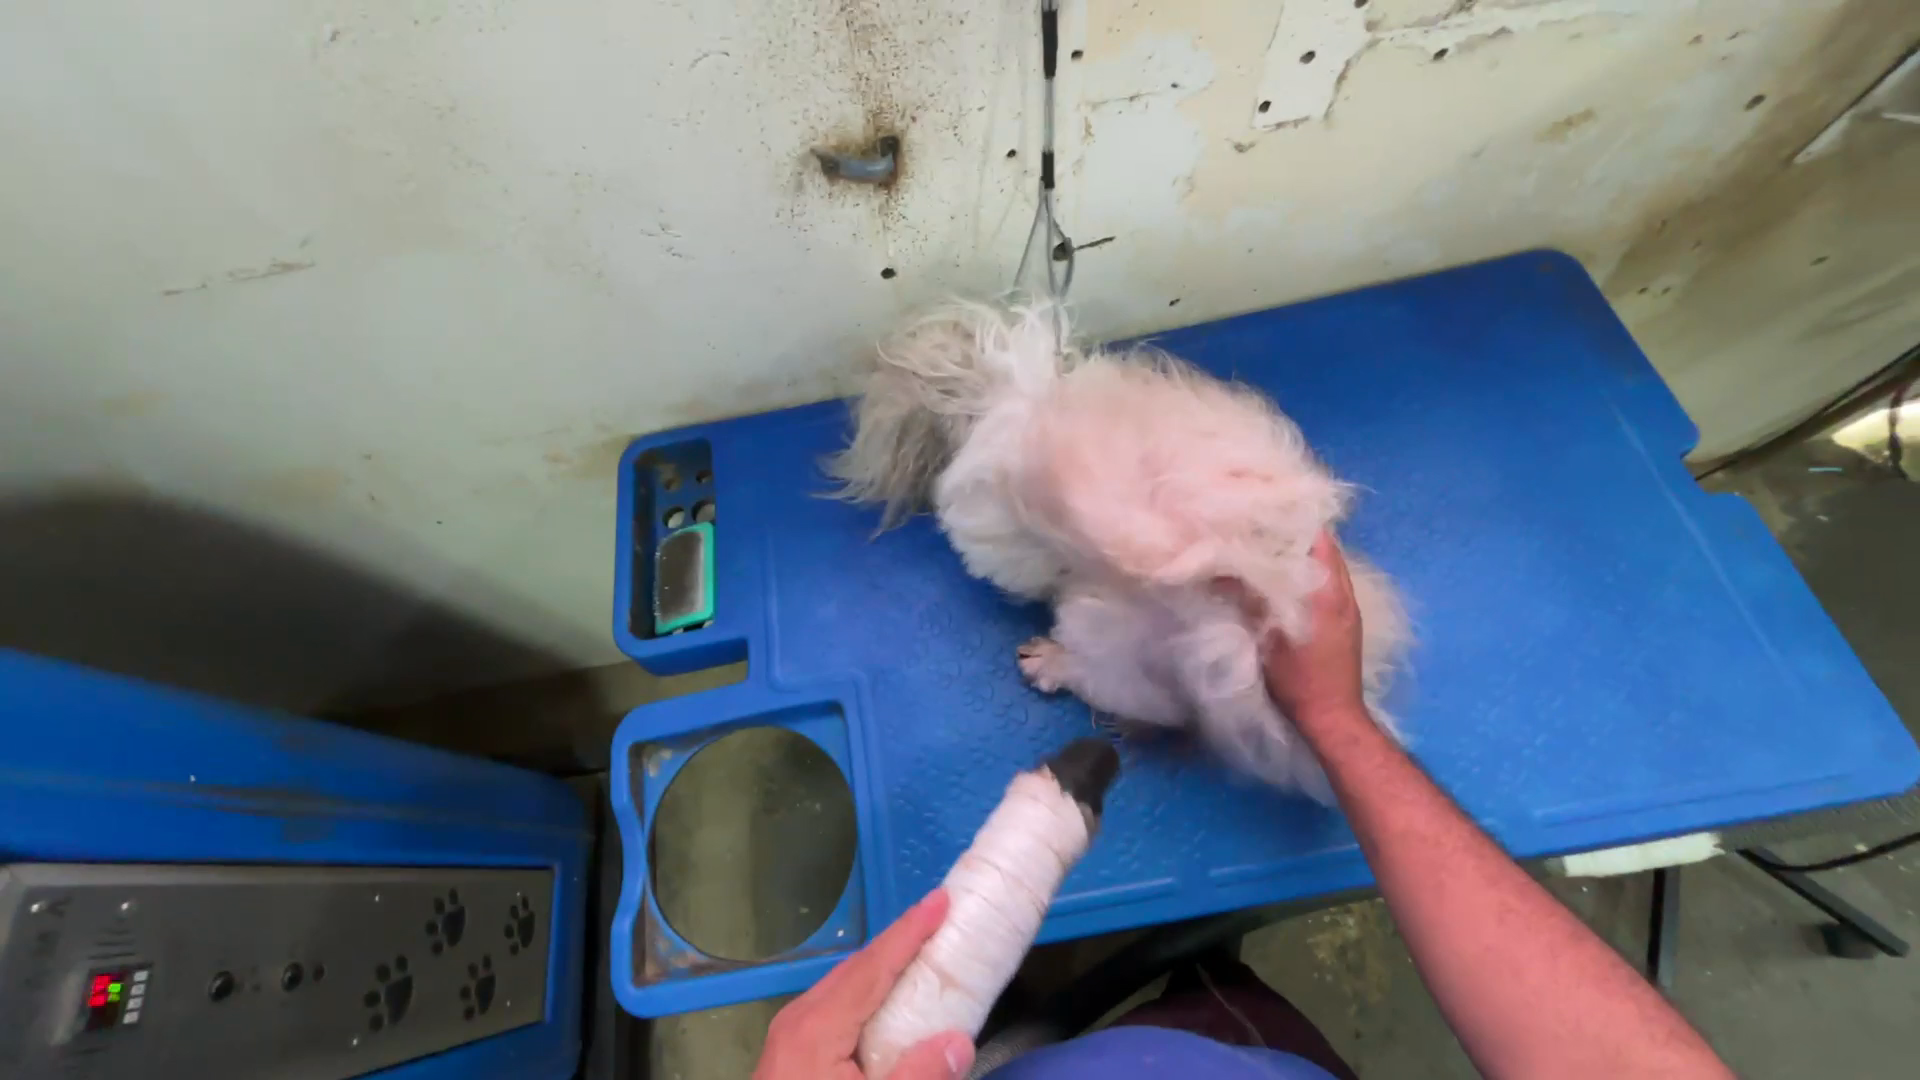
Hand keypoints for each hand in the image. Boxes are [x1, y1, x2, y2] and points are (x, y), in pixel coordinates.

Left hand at [752, 889, 974, 1079]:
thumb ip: (916, 1078)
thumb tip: (959, 1041)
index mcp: (817, 1028)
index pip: (873, 965)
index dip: (910, 931)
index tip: (941, 899)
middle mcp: (800, 1020)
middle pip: (857, 968)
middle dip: (898, 941)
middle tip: (938, 919)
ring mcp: (791, 1037)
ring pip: (845, 985)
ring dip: (883, 966)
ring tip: (919, 952)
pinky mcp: (791, 1056)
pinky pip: (837, 1006)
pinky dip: (867, 993)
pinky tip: (886, 1004)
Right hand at [1260, 530, 1367, 729]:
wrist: (1331, 717)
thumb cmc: (1297, 679)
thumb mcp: (1264, 637)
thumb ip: (1246, 599)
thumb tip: (1220, 568)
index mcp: (1328, 592)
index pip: (1318, 539)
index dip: (1291, 521)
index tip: (1262, 513)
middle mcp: (1344, 594)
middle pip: (1324, 549)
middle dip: (1291, 536)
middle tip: (1257, 529)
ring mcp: (1348, 609)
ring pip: (1326, 567)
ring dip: (1298, 556)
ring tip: (1264, 550)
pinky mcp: (1344, 622)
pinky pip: (1327, 584)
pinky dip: (1305, 575)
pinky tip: (1279, 581)